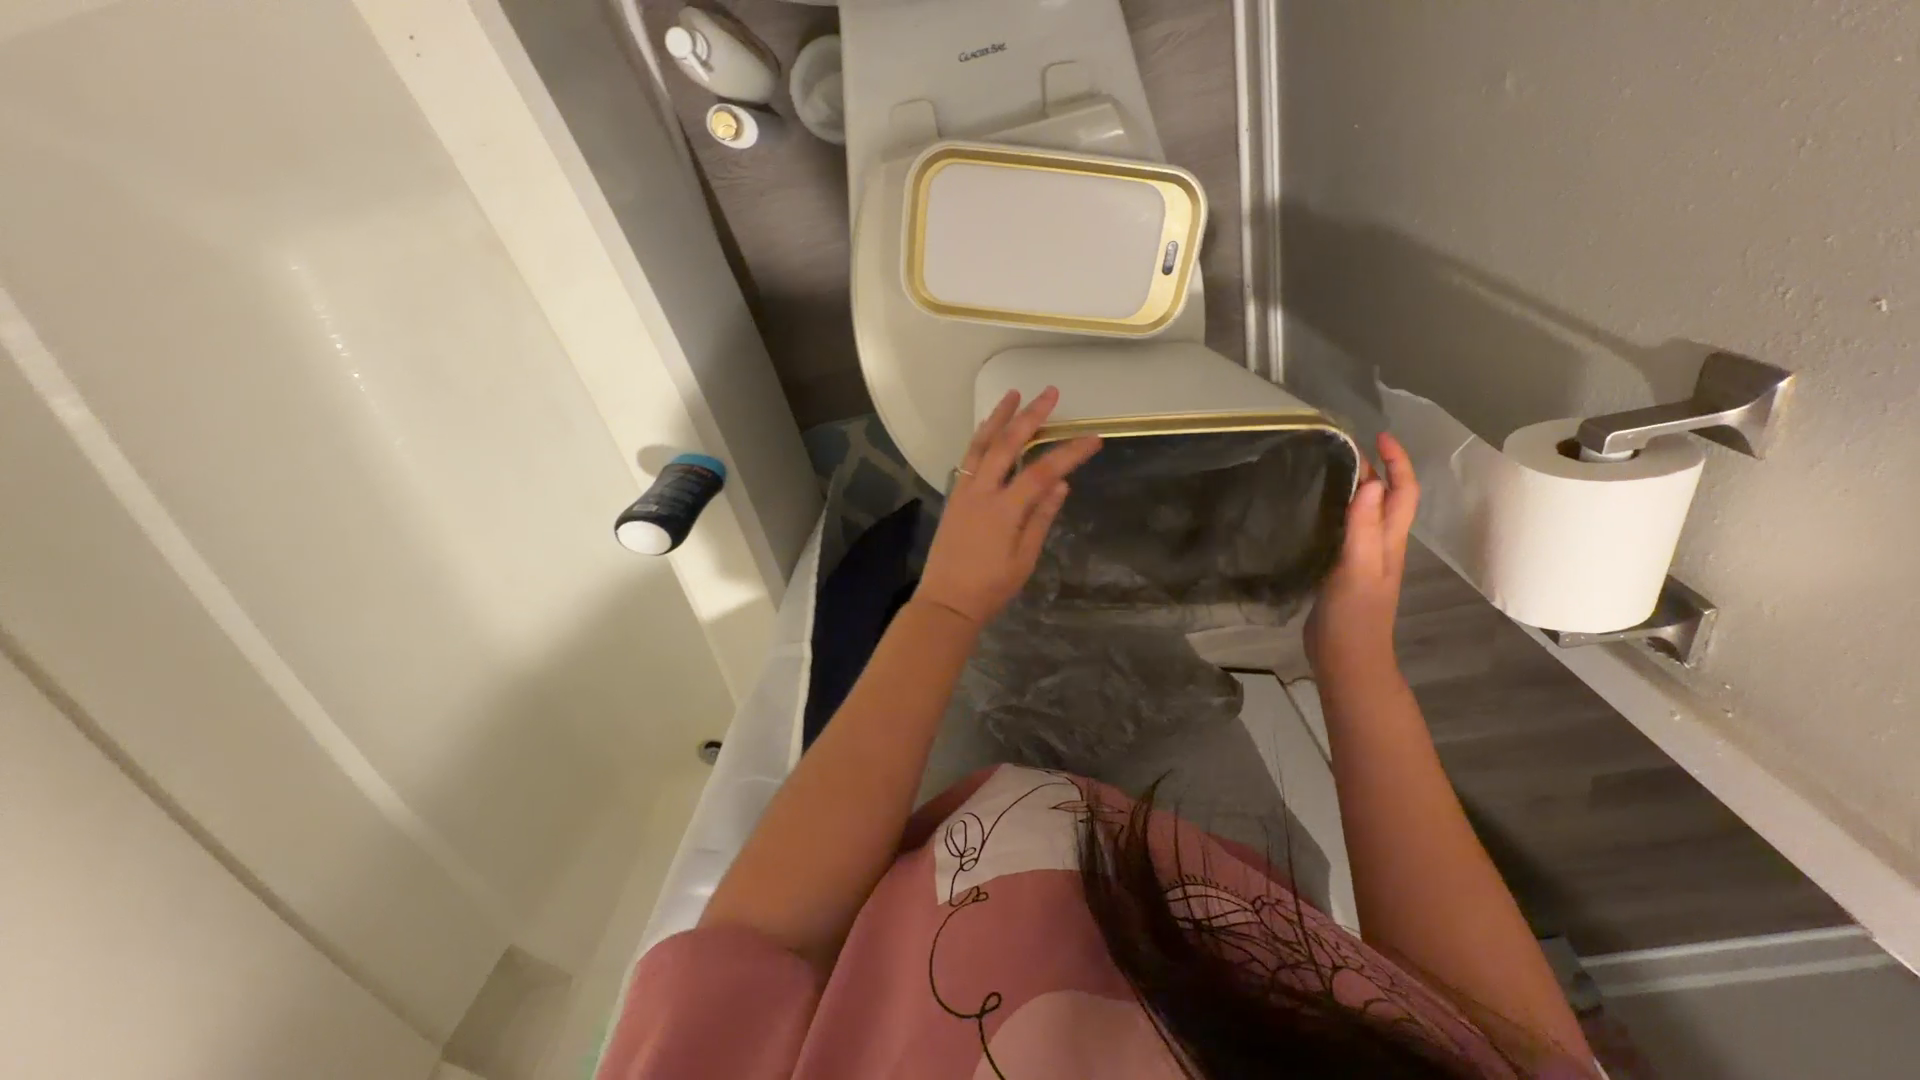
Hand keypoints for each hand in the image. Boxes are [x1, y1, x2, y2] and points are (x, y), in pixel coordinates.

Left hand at [916, 387, 1101, 626]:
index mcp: (1004, 510)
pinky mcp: (954, 497)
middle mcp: (982, 492)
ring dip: (999, 417)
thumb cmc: (990, 589)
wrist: (946, 603)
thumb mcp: (1024, 560)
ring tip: (1013, 394)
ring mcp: (964, 492)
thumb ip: (1041, 519)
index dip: (1070, 453)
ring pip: (982, 445)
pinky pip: (969, 459)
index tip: (1093, 438)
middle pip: (1009, 445)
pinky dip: (981, 438)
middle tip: (1049, 393)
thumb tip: (1061, 485)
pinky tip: (989, 429)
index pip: (1043, 472)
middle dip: (1031, 416)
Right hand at [1306, 432, 1419, 679]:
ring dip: (1357, 489)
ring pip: (1367, 514)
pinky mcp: (1343, 571)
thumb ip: (1364, 527)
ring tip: (1329, 470)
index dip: (1396, 462)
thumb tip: (1373, 482)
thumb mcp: (1358, 567)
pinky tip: (1314, 512)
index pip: (1403, 492)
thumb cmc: (1354, 615)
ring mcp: (1363, 560)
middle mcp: (1381, 545)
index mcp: (1389, 541)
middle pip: (1388, 499)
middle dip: (1377, 469)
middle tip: (1346, 448)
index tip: (1378, 435)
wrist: (1346, 659)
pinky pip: (1346, 531)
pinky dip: (1337, 512)